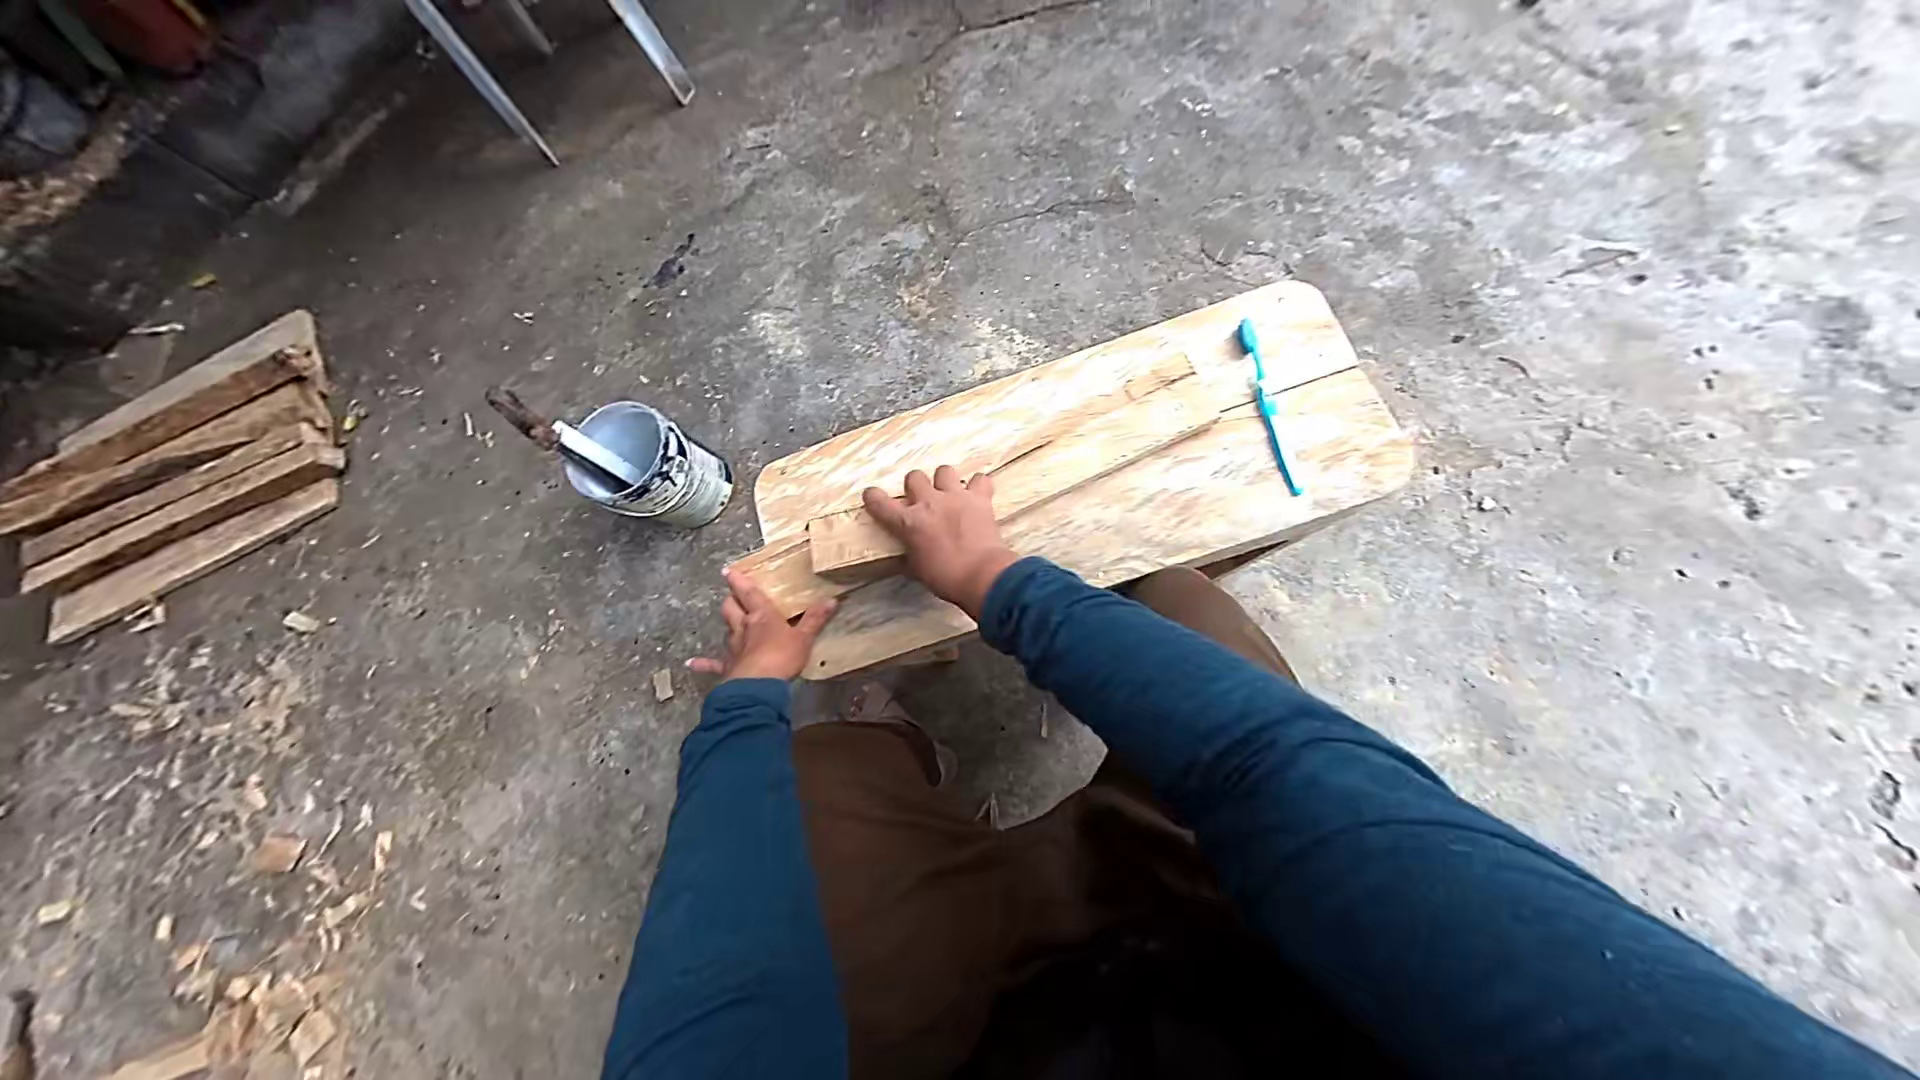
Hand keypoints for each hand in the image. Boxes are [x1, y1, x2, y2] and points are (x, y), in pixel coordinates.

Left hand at [689, 568, 837, 680]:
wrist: (758, 685)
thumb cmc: (782, 656)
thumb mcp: (804, 637)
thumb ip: (815, 619)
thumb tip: (832, 600)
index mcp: (762, 616)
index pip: (749, 593)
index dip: (740, 581)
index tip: (728, 571)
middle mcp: (743, 627)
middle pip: (731, 608)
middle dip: (731, 600)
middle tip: (731, 595)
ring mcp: (733, 647)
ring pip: (726, 630)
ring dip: (727, 625)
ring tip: (729, 623)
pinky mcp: (727, 667)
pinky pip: (713, 663)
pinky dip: (703, 663)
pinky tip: (691, 663)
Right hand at [862, 466, 1019, 617]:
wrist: (981, 575)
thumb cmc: (945, 578)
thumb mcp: (917, 569)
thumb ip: (910, 553)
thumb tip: (907, 553)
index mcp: (908, 522)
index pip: (879, 502)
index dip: (873, 497)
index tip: (873, 497)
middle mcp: (929, 502)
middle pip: (914, 476)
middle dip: (915, 487)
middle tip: (923, 501)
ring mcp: (955, 497)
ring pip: (944, 470)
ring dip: (945, 481)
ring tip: (950, 494)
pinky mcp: (979, 498)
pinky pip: (980, 480)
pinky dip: (979, 486)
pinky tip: (978, 495)